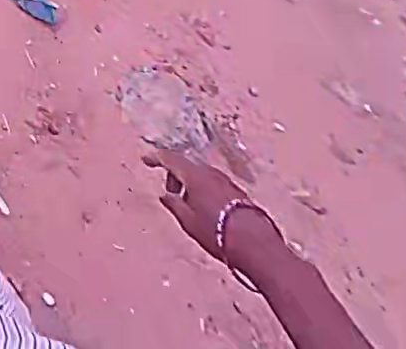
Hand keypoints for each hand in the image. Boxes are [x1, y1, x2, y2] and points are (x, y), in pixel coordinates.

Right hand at [141, 149, 285, 273]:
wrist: (259, 247)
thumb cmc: (218, 232)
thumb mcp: (188, 221)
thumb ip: (174, 204)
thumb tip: (166, 195)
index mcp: (194, 175)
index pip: (170, 159)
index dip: (156, 158)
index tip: (146, 160)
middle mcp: (210, 172)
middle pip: (187, 166)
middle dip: (176, 176)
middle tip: (171, 194)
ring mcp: (227, 182)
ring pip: (202, 175)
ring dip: (192, 185)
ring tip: (190, 206)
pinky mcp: (240, 193)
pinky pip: (215, 185)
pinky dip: (205, 191)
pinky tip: (209, 211)